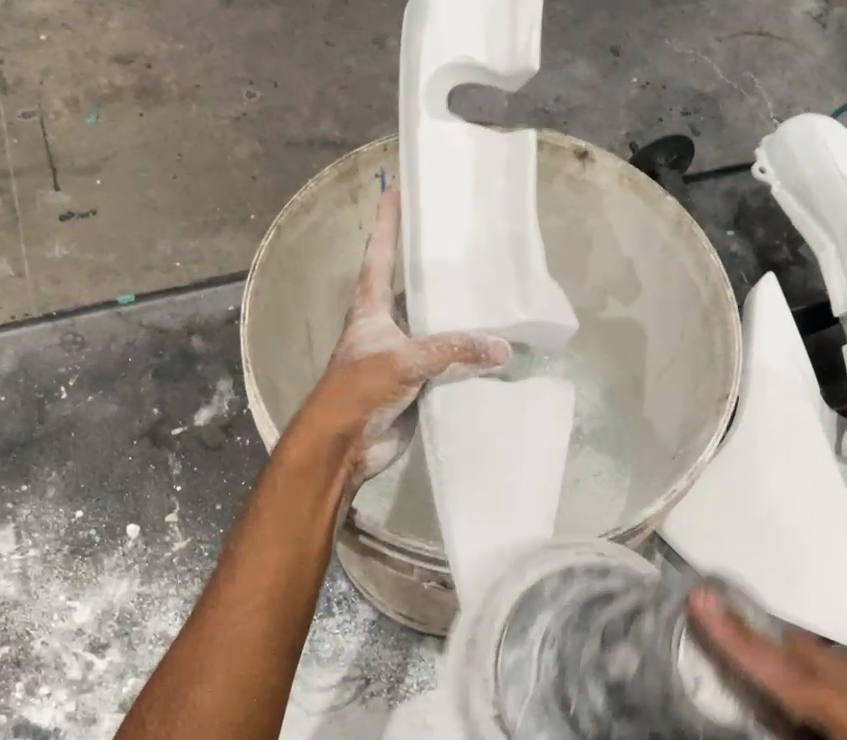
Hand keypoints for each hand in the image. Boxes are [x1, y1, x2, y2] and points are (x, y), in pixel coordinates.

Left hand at [291, 184, 511, 483]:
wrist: (344, 445)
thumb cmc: (359, 390)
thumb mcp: (403, 360)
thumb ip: (451, 350)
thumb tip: (501, 348)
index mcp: (370, 310)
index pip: (379, 255)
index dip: (387, 222)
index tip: (396, 186)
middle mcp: (386, 328)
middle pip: (413, 291)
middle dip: (437, 272)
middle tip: (471, 247)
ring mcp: (401, 359)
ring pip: (435, 331)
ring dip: (459, 320)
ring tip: (495, 296)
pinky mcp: (415, 388)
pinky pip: (447, 368)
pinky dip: (467, 362)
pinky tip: (494, 353)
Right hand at [671, 589, 846, 739]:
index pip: (785, 670)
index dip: (736, 636)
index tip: (700, 597)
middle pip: (806, 654)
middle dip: (754, 633)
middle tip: (701, 619)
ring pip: (824, 669)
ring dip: (776, 656)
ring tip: (725, 650)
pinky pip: (836, 690)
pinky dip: (797, 682)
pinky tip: (774, 701)